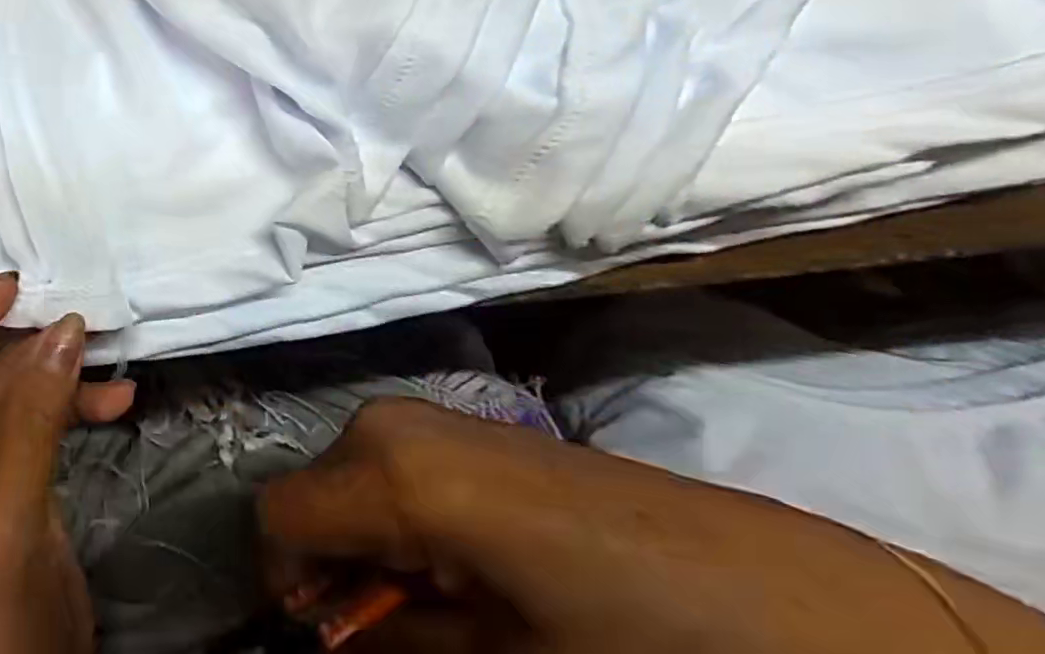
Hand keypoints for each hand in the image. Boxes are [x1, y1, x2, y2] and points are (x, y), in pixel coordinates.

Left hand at [0, 276, 135, 653]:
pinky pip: (40, 420)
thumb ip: (35, 416)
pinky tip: (116, 399)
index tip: (13, 285)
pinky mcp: (11, 471)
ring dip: (58, 370)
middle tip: (67, 308)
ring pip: (12, 390)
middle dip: (21, 341)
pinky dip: (76, 406)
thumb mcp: (5, 511)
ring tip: (102, 345)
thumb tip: (67, 329)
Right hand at [259, 397, 1044, 653]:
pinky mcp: (461, 423)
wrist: (766, 587)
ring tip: (437, 601)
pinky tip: (462, 564)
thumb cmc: (629, 634)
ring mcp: (429, 414)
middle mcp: (394, 423)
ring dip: (366, 545)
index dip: (280, 583)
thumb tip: (333, 642)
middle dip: (329, 564)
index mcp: (395, 474)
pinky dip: (399, 520)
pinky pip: (391, 465)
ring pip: (348, 478)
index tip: (320, 636)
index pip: (277, 514)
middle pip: (310, 492)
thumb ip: (397, 646)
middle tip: (387, 629)